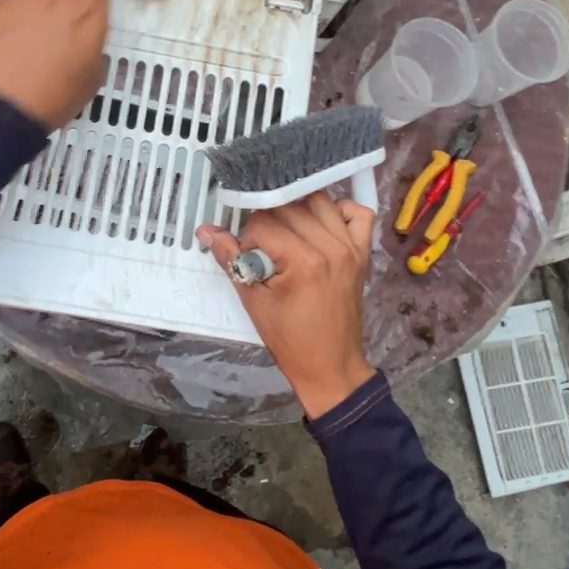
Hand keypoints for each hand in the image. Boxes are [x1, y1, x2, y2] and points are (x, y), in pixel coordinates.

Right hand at [198, 193, 378, 418]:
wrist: (331, 366)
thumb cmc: (290, 339)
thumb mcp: (254, 301)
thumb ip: (231, 260)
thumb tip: (205, 229)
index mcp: (303, 262)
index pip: (264, 224)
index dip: (248, 238)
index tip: (248, 259)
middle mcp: (331, 247)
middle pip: (290, 207)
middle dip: (269, 221)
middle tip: (263, 246)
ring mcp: (351, 248)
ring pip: (321, 202)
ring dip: (298, 209)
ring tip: (287, 232)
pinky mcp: (363, 252)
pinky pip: (357, 213)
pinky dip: (339, 211)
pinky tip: (320, 224)